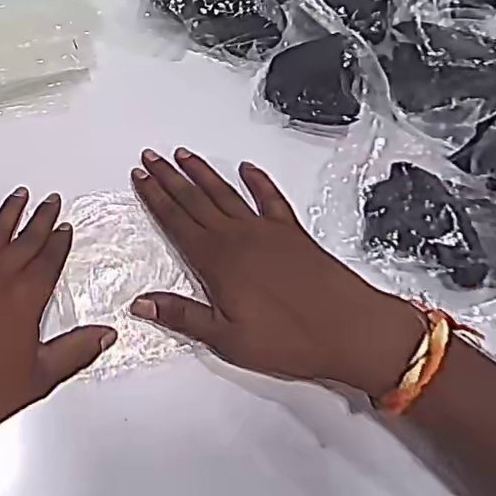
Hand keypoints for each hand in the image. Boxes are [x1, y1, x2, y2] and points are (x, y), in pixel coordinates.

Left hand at [0, 189, 115, 474]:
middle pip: (26, 239)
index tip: (66, 227)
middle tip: (51, 201)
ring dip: (9, 213)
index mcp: (25, 297)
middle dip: (41, 218)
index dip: (60, 241)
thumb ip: (76, 350)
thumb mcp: (42, 375)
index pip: (49, 260)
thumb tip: (105, 334)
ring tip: (19, 195)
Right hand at [128, 148, 424, 400]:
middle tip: (152, 157)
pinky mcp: (292, 233)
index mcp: (216, 260)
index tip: (141, 177)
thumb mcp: (228, 338)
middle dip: (168, 175)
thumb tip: (142, 303)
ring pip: (223, 192)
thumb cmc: (293, 339)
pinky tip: (248, 169)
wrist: (355, 333)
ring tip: (183, 155)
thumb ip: (182, 316)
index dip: (154, 196)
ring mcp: (264, 230)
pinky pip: (269, 198)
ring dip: (201, 171)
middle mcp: (236, 237)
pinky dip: (258, 181)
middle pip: (193, 198)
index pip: (174, 219)